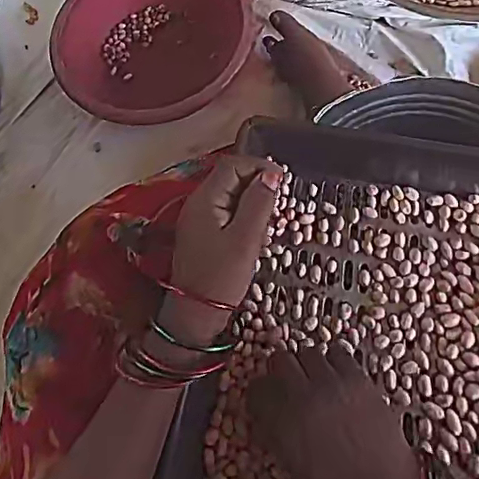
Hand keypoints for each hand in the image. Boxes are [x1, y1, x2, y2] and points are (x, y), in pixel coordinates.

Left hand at [165, 154, 282, 341]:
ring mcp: (198, 217)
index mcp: (205, 199)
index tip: (283, 181)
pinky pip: (226, 210)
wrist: (196, 313)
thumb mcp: (245, 239)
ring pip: (229, 193)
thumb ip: (258, 204)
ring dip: (252, 197)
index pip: (232, 165)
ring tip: (271, 214)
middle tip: (280, 199)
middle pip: (230, 176)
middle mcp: (198, 202)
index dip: (259, 166)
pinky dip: (243, 212)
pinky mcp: (203, 231)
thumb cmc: (221, 278)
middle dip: (256, 181)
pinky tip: (256, 228)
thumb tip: (272, 174)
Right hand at [248, 343, 422, 478]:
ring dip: (306, 364)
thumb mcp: (294, 468)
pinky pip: (337, 353)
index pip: (256, 389)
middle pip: (278, 360)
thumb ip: (277, 433)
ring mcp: (332, 384)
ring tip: (314, 380)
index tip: (265, 400)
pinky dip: (333, 362)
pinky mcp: (358, 379)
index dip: (259, 394)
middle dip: (280, 372)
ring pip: (307, 351)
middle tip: (288, 385)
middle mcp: (303, 396)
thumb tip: (268, 414)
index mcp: (282, 423)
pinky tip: (336, 378)